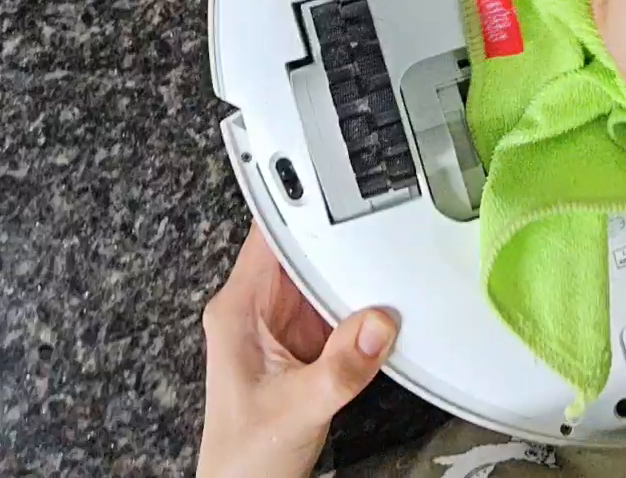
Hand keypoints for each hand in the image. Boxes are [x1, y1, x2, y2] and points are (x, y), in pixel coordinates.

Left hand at [198, 225, 396, 477]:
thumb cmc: (244, 460)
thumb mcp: (295, 411)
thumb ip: (340, 369)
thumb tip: (378, 323)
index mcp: (239, 308)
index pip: (267, 233)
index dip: (295, 200)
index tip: (327, 176)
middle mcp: (259, 306)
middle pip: (302, 247)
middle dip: (338, 232)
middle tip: (376, 210)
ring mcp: (284, 321)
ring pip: (322, 272)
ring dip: (352, 266)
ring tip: (387, 249)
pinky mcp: (307, 338)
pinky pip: (336, 300)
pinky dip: (359, 297)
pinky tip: (381, 294)